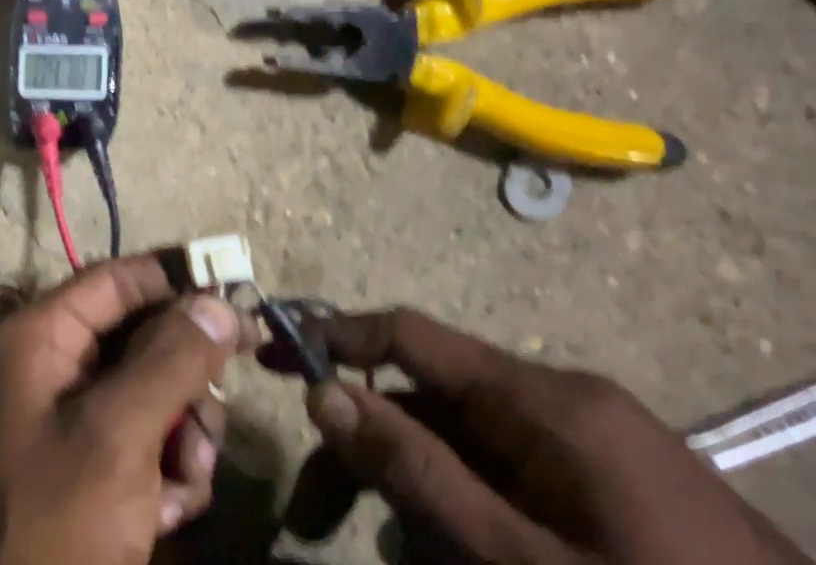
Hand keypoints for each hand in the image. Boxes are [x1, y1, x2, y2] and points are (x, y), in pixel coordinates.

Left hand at [0, 255, 241, 564]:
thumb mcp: (118, 433)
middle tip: (207, 421)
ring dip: (184, 438)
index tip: (242, 289)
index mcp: (40, 335)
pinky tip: (165, 513)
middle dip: (186, 384)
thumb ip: (169, 362)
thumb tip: (218, 301)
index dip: (177, 278)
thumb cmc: (61, 516)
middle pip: (143, 336)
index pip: (116, 279)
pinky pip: (150, 437)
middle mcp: (52, 361)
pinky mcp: (91, 456)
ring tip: (180, 481)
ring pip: (156, 391)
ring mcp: (71, 410)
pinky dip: (170, 472)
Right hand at [300, 308, 809, 564]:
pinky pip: (510, 472)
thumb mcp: (516, 556)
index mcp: (544, 401)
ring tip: (404, 555)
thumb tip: (320, 391)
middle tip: (314, 516)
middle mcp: (563, 401)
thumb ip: (415, 469)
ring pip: (465, 444)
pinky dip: (467, 505)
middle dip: (367, 452)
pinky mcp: (612, 477)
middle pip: (428, 403)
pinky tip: (460, 552)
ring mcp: (593, 440)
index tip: (265, 350)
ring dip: (416, 492)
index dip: (330, 336)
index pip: (407, 335)